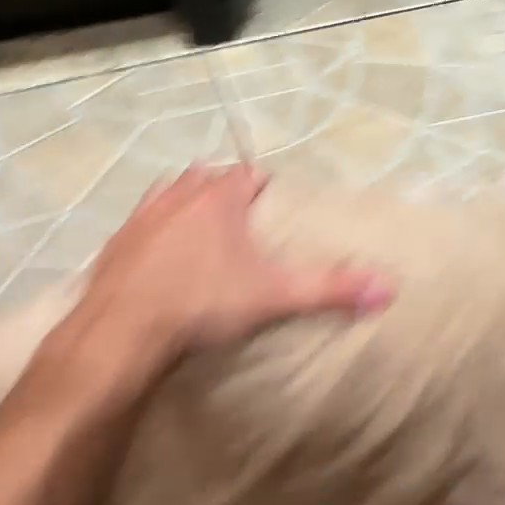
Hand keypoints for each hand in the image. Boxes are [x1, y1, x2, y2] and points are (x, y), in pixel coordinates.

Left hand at [77, 163, 392, 365]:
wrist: (125, 329)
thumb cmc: (203, 304)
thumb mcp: (273, 297)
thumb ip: (329, 289)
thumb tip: (388, 287)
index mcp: (219, 199)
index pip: (248, 174)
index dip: (262, 188)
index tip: (271, 209)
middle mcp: (179, 195)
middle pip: (207, 177)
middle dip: (224, 192)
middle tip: (240, 223)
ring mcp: (143, 215)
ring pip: (170, 193)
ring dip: (187, 204)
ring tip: (202, 234)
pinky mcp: (117, 240)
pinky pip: (141, 222)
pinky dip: (155, 229)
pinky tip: (159, 256)